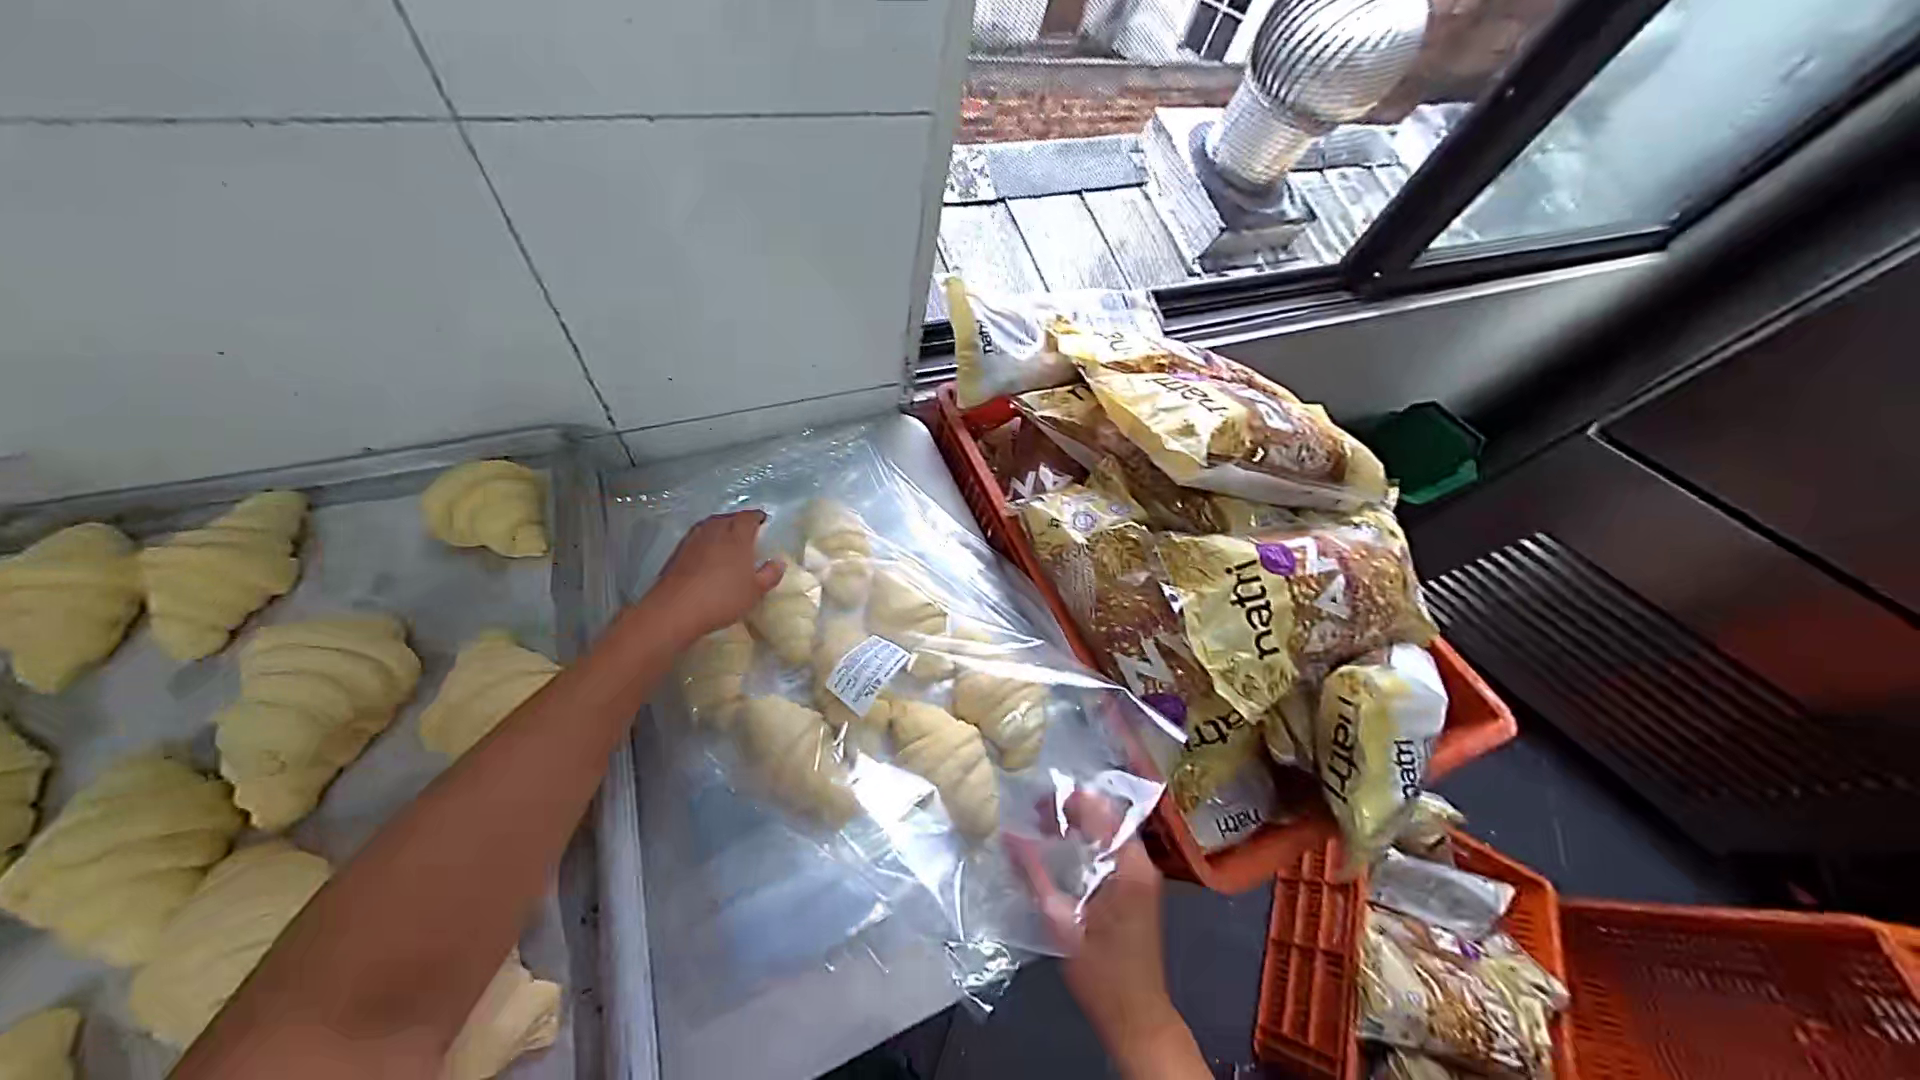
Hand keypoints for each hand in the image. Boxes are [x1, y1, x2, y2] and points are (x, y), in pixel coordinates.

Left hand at [640, 510, 782, 644]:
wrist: (675, 609)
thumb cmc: (722, 598)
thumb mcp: (755, 591)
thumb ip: (770, 575)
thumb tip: (778, 562)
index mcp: (737, 537)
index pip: (748, 517)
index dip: (757, 518)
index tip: (764, 522)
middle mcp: (715, 531)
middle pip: (728, 518)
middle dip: (739, 521)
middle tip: (748, 532)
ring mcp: (694, 540)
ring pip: (711, 525)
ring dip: (721, 528)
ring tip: (728, 539)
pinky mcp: (678, 551)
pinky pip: (698, 537)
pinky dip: (707, 539)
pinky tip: (709, 552)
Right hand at [1010, 793, 1207, 1079]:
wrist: (1138, 1017)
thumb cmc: (1100, 973)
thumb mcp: (1059, 921)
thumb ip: (1034, 873)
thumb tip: (1009, 836)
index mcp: (1128, 866)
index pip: (1100, 810)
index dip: (1068, 799)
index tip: (1037, 801)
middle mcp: (1142, 862)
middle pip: (1107, 816)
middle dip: (1071, 809)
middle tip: (1036, 814)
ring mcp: (1144, 875)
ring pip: (1110, 831)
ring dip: (1080, 825)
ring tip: (1044, 829)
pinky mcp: (1140, 887)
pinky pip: (1114, 849)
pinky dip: (1089, 842)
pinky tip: (1064, 852)